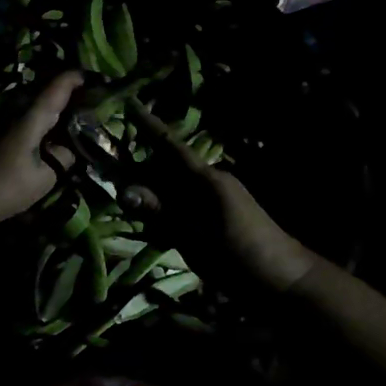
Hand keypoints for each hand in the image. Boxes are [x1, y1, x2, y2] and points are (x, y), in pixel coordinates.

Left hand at [0, 71, 84, 229]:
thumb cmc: (4, 188)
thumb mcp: (43, 178)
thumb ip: (62, 157)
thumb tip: (70, 147)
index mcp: (32, 117)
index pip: (59, 86)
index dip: (78, 78)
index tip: (99, 79)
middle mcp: (19, 110)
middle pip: (49, 92)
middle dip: (73, 93)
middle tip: (96, 103)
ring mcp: (7, 119)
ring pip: (39, 105)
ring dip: (59, 108)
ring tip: (81, 118)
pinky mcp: (1, 132)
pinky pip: (30, 118)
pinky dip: (46, 121)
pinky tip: (58, 134)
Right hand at [118, 101, 316, 291]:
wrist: (281, 281)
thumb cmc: (241, 251)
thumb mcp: (196, 233)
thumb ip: (162, 211)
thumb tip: (125, 190)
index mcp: (206, 178)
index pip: (170, 146)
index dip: (149, 126)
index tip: (129, 104)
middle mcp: (207, 185)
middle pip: (165, 168)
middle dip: (137, 165)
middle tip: (104, 163)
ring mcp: (210, 204)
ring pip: (171, 190)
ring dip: (147, 191)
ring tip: (117, 191)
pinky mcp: (211, 224)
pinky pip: (179, 208)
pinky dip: (160, 211)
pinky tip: (143, 218)